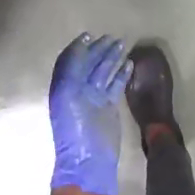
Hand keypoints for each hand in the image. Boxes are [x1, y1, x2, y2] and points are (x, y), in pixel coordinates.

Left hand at [49, 33, 132, 194]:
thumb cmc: (74, 127)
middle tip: (114, 38)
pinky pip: (115, 86)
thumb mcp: (68, 93)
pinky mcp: (109, 108)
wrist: (88, 160)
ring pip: (103, 72)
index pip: (71, 60)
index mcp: (64, 86)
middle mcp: (78, 90)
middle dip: (99, 49)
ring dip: (112, 58)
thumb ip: (73, 67)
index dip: (79, 47)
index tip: (90, 34)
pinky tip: (129, 65)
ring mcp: (94, 99)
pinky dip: (121, 75)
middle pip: (89, 64)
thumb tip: (83, 43)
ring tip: (123, 45)